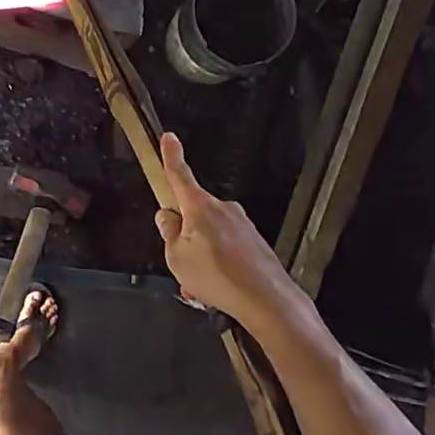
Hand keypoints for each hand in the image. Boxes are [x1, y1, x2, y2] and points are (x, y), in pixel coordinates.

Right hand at [154, 132, 298, 321]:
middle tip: (182, 262)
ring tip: (200, 283)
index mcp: (199, 207)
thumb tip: (169, 217)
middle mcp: (222, 209)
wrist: (266, 298)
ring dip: (201, 254)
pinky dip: (218, 263)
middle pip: (193, 212)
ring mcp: (241, 224)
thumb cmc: (216, 275)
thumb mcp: (176, 256)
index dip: (171, 156)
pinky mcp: (253, 240)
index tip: (169, 137)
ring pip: (209, 234)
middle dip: (184, 233)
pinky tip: (219, 285)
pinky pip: (226, 247)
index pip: (180, 175)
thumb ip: (169, 232)